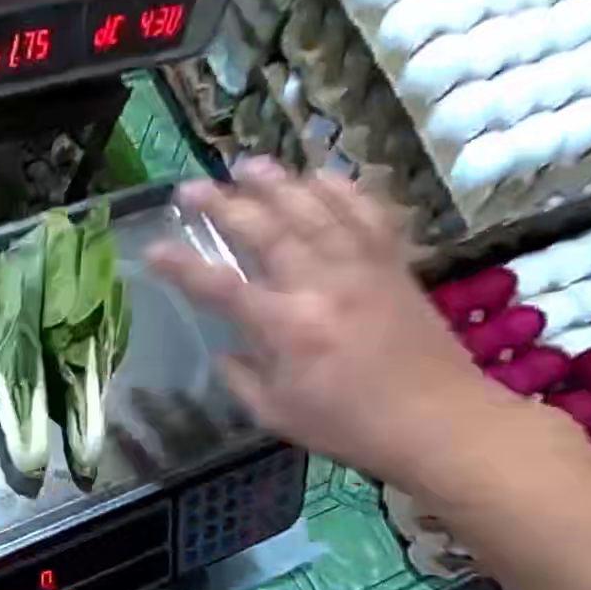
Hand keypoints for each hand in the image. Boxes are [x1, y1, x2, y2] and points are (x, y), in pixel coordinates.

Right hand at [149, 160, 513, 487]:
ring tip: (247, 165)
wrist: (437, 420)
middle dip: (224, 205)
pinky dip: (342, 189)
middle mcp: (322, 284)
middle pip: (267, 230)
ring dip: (277, 183)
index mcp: (286, 327)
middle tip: (191, 188)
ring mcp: (363, 267)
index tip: (153, 248)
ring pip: (315, 209)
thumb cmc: (346, 425)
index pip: (221, 287)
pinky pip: (366, 212)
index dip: (182, 266)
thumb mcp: (274, 413)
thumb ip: (241, 376)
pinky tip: (320, 176)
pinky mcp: (393, 263)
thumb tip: (228, 347)